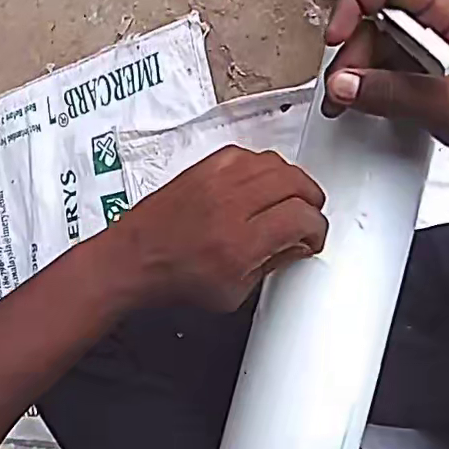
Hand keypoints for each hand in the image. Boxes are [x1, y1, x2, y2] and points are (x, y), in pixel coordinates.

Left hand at [105, 146, 327, 311]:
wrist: (131, 260)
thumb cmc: (171, 279)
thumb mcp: (230, 294)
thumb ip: (270, 266)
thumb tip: (296, 245)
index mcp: (240, 243)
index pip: (302, 218)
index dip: (316, 229)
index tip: (311, 237)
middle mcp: (229, 205)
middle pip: (295, 183)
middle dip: (311, 201)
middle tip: (306, 216)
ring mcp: (215, 181)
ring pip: (275, 163)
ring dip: (290, 181)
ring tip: (287, 199)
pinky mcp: (201, 168)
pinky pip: (246, 154)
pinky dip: (260, 166)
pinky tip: (258, 183)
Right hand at [321, 0, 448, 166]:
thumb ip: (391, 93)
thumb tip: (345, 84)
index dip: (354, 3)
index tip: (336, 37)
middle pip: (380, 15)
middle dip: (353, 50)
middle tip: (342, 85)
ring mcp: (445, 39)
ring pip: (385, 41)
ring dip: (361, 69)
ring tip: (349, 100)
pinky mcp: (441, 63)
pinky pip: (397, 62)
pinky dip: (377, 81)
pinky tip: (368, 101)